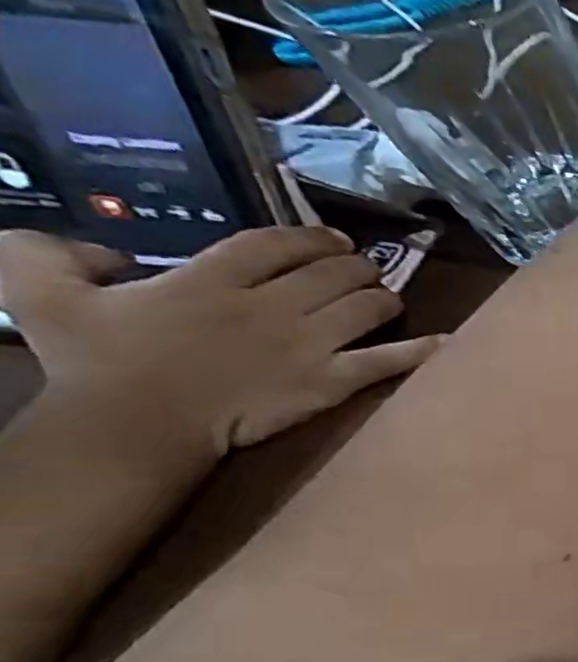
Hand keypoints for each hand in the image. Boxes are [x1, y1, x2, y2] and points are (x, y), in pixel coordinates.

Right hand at [0, 228, 440, 457]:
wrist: (136, 424)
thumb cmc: (93, 361)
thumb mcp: (40, 293)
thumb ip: (51, 253)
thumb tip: (99, 252)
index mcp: (212, 279)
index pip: (280, 244)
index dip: (314, 237)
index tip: (333, 240)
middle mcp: (271, 306)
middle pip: (335, 273)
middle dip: (357, 266)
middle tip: (363, 270)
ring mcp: (308, 345)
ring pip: (367, 308)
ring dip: (384, 297)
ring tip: (385, 298)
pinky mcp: (330, 382)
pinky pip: (389, 361)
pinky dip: (423, 351)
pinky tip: (452, 342)